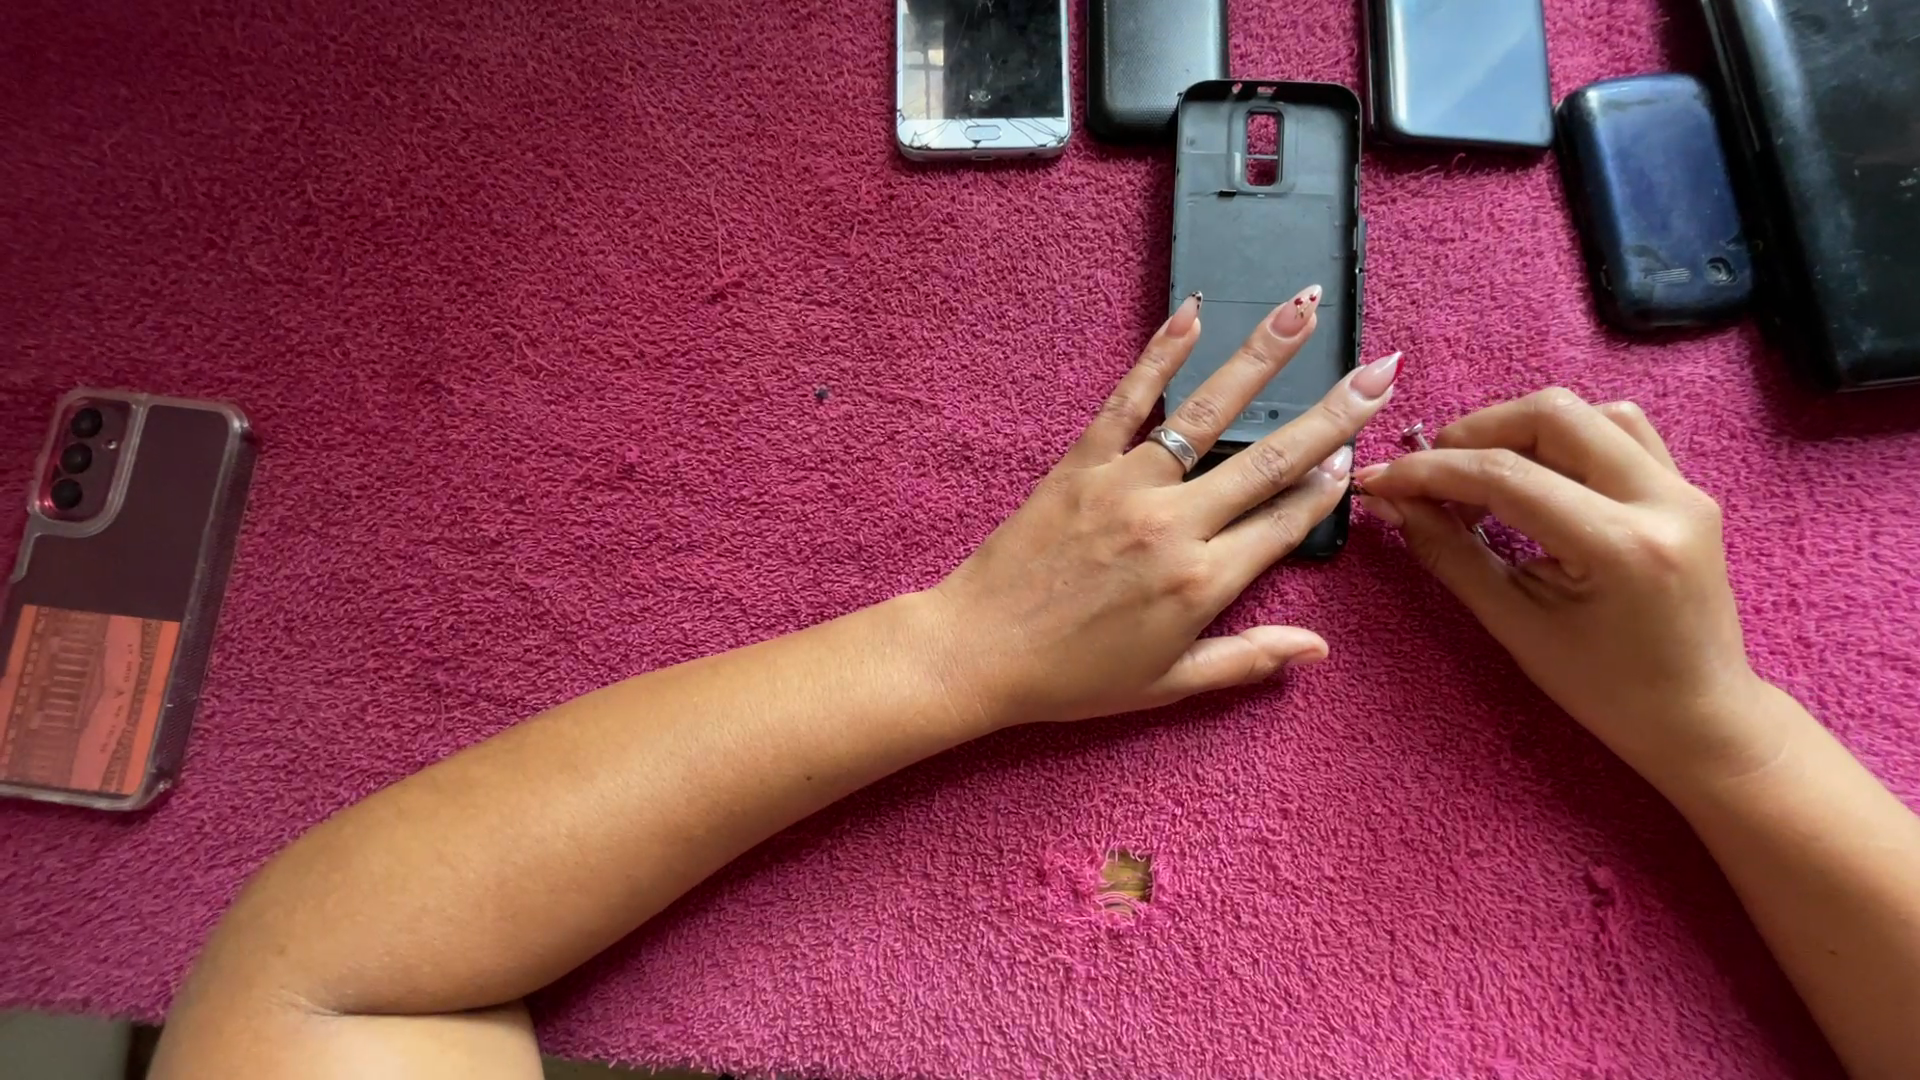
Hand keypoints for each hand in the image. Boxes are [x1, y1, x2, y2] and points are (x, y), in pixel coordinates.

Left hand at [927, 286, 1402, 725]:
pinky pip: (1126, 402)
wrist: (980, 650)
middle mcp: (1175, 526)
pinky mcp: (1080, 466)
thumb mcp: (1166, 684)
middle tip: (1382, 370)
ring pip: (1206, 415)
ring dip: (1260, 359)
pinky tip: (1190, 315)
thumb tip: (1318, 649)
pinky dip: (1158, 356)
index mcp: (1203, 583)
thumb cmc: (1072, 677)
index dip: (1326, 490)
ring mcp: (1126, 488)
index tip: (1358, 457)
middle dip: (1332, 414)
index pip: (1285, 524)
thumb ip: (1245, 660)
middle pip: (1268, 461)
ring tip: (1302, 311)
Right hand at [1351, 389, 1773, 784]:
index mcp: (1620, 546)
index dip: (1428, 471)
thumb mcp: (1509, 621)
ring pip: (1585, 413)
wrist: (1698, 715)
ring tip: (1474, 478)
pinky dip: (1553, 440)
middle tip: (1426, 475)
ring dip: (1514, 431)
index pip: (1505, 476)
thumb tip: (1388, 502)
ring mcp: (1683, 488)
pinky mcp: (1682, 488)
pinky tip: (1524, 478)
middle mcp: (1663, 500)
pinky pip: (1613, 431)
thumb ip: (1446, 551)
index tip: (1376, 481)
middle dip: (1471, 433)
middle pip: (1553, 415)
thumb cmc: (1599, 685)